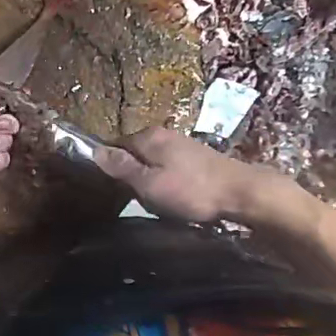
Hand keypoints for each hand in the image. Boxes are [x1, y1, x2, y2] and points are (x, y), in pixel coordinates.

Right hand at [92, 128, 299, 224]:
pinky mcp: (195, 157)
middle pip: (133, 153)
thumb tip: (95, 151)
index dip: (106, 166)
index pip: (114, 145)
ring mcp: (181, 144)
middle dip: (129, 174)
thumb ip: (123, 168)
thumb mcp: (150, 184)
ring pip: (151, 162)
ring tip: (150, 201)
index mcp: (148, 137)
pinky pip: (168, 168)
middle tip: (127, 200)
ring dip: (148, 180)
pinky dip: (165, 181)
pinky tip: (170, 197)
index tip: (104, 188)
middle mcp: (163, 134)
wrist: (240, 193)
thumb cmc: (192, 191)